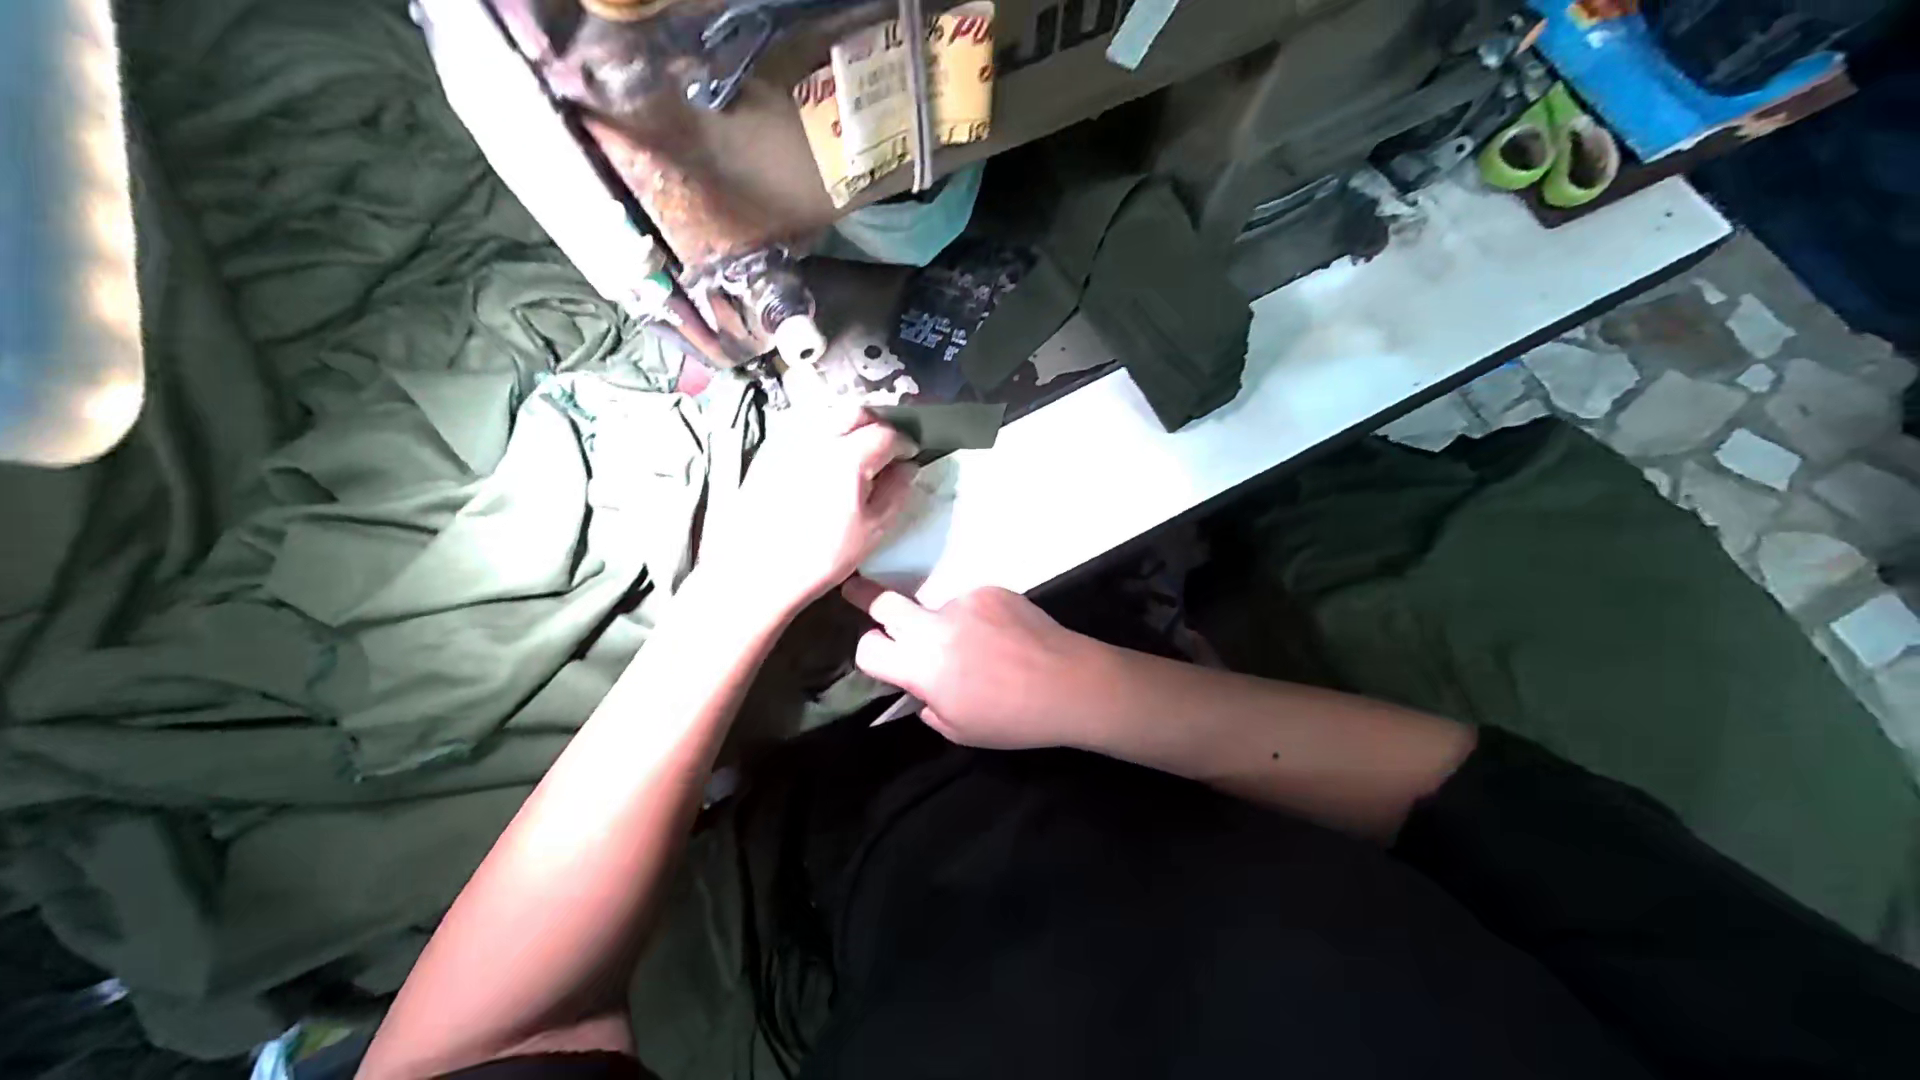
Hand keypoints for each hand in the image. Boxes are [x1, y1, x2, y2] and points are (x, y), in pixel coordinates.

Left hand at [702, 405, 918, 618]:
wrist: (762, 570)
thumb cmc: (824, 555)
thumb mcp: (873, 529)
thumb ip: (896, 492)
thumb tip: (907, 468)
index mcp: (849, 456)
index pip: (886, 433)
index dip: (905, 442)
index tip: (912, 455)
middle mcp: (821, 442)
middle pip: (855, 412)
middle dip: (879, 423)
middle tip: (889, 447)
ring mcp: (795, 447)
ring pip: (831, 421)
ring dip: (853, 429)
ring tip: (863, 456)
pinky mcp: (777, 460)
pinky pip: (811, 437)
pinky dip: (831, 442)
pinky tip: (834, 469)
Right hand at [842, 576, 1113, 749]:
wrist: (1071, 684)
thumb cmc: (1014, 719)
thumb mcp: (960, 729)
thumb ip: (928, 704)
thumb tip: (921, 686)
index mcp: (923, 668)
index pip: (869, 649)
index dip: (869, 653)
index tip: (878, 653)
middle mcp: (935, 628)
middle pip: (884, 602)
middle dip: (864, 596)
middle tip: (854, 590)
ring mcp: (964, 602)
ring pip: (937, 608)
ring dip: (946, 624)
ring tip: (985, 648)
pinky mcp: (990, 590)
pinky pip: (971, 603)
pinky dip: (978, 618)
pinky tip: (1005, 637)